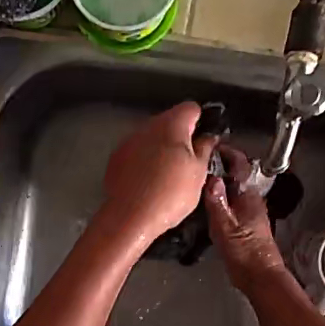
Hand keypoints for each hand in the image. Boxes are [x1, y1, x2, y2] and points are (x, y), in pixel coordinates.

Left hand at [98, 102, 220, 248]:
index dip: (201, 122)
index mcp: (171, 124)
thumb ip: (205, 149)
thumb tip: (208, 137)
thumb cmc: (171, 194)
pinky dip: (144, 160)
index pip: (191, 108)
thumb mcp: (198, 173)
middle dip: (180, 136)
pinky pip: (136, 152)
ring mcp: (128, 141)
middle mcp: (147, 126)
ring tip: (168, 174)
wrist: (130, 217)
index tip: (204, 141)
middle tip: (189, 162)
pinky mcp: (116, 158)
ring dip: (161, 148)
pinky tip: (148, 181)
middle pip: (169, 121)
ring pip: (151, 137)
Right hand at [203, 145, 287, 291]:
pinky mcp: (244, 225)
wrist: (260, 277)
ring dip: (218, 183)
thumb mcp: (225, 226)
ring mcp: (249, 213)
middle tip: (197, 163)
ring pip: (232, 190)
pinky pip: (230, 203)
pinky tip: (204, 206)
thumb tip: (211, 178)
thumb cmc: (244, 252)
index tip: (211, 146)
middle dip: (218, 167)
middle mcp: (251, 200)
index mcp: (248, 196)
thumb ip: (217, 202)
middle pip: (235, 176)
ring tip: (197, 181)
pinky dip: (218, 199)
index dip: (227, 153)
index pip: (240, 165)